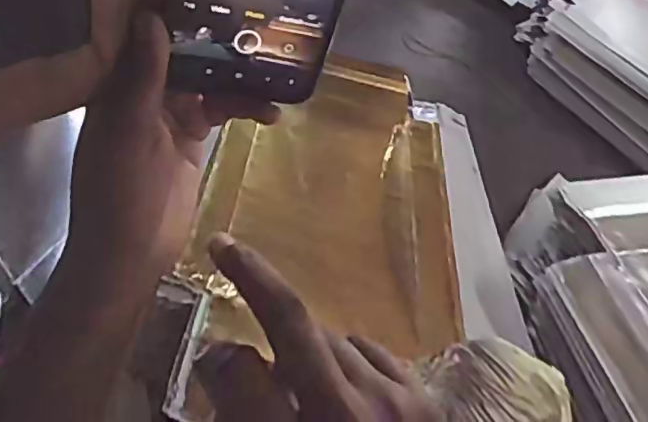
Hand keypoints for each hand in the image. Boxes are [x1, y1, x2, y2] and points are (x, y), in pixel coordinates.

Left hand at [66, 15, 279, 288]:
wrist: (129, 258)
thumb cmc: (117, 191)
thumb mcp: (130, 129)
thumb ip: (143, 74)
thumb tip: (150, 15)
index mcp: (118, 83)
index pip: (144, 35)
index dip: (168, 10)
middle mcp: (144, 89)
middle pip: (182, 52)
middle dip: (214, 38)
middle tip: (252, 16)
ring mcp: (170, 111)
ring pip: (207, 78)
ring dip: (237, 75)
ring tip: (272, 67)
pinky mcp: (193, 133)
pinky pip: (221, 108)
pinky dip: (244, 107)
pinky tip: (270, 112)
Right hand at [199, 235, 443, 420]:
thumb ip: (247, 406)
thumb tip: (219, 355)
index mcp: (321, 417)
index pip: (272, 327)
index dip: (245, 279)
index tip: (221, 243)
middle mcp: (361, 402)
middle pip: (300, 333)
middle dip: (273, 338)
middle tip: (260, 371)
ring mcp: (401, 399)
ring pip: (337, 343)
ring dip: (316, 359)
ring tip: (311, 399)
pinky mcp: (427, 403)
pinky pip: (374, 355)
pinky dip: (353, 366)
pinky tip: (350, 397)